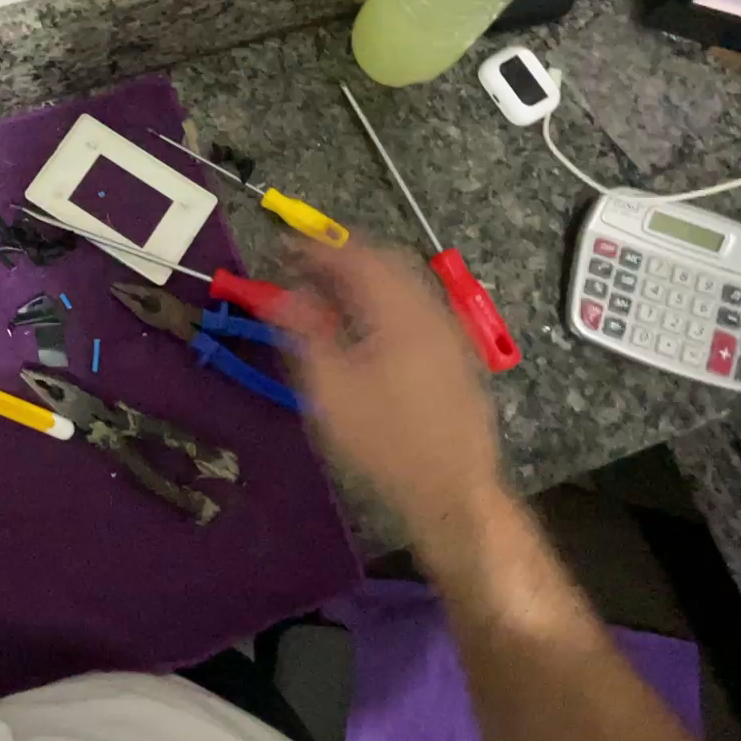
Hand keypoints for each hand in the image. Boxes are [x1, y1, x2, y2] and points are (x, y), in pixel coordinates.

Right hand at [277, 243, 507, 574]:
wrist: (452, 491)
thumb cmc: (383, 441)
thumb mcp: (330, 390)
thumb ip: (305, 333)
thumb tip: (284, 294)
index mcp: (400, 313)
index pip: (357, 258)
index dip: (317, 250)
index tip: (284, 250)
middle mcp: (431, 311)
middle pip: (387, 261)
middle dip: (343, 257)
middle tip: (304, 267)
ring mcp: (449, 332)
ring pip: (405, 282)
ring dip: (365, 277)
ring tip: (327, 293)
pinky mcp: (455, 354)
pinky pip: (416, 305)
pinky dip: (384, 298)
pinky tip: (364, 324)